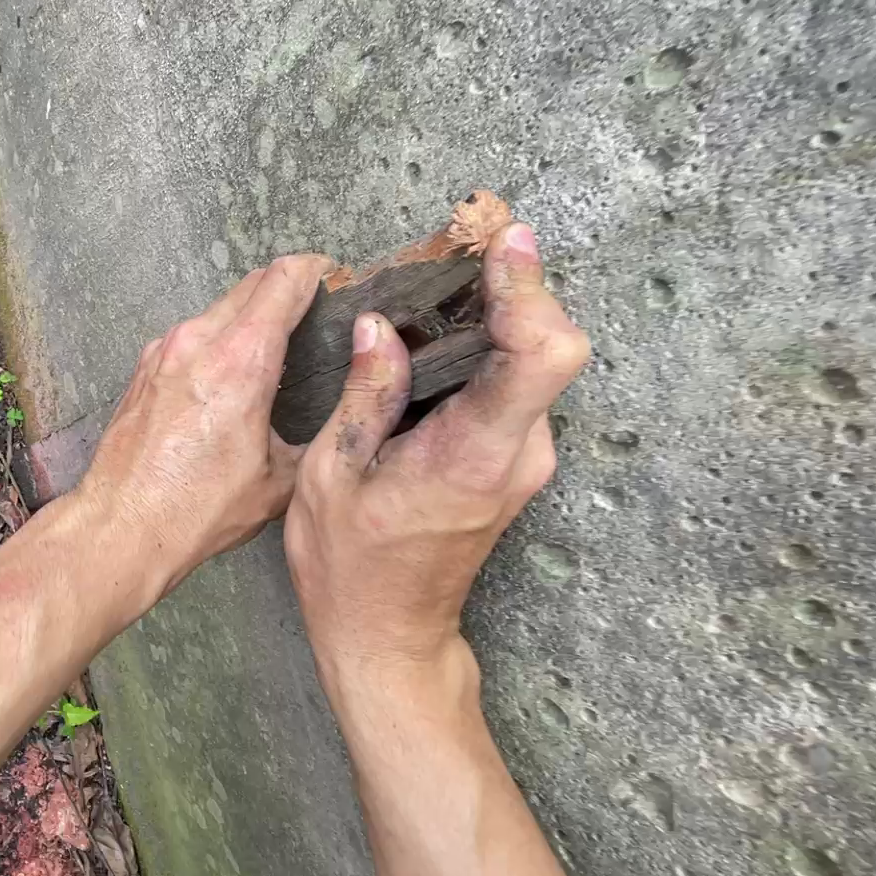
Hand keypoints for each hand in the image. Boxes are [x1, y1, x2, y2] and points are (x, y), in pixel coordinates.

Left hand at [69, 254, 330, 604]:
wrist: (122, 525)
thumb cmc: (195, 508)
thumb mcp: (279, 481)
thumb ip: (316, 437)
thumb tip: (340, 422)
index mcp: (239, 361)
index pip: (283, 280)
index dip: (316, 271)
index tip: (334, 278)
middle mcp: (196, 343)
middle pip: (250, 285)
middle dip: (286, 287)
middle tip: (312, 309)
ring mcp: (163, 352)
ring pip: (216, 309)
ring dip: (247, 314)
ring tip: (272, 345)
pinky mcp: (143, 369)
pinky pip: (189, 335)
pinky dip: (215, 339)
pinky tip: (227, 373)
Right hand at [283, 224, 588, 674]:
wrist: (387, 635)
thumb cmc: (348, 566)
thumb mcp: (331, 477)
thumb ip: (365, 397)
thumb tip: (382, 327)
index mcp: (473, 454)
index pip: (541, 355)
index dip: (532, 290)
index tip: (508, 240)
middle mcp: (518, 453)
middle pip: (544, 348)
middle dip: (508, 289)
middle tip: (452, 248)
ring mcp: (521, 462)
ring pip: (528, 366)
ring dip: (490, 319)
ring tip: (429, 288)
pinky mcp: (508, 467)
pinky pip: (508, 391)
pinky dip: (479, 355)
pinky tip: (426, 345)